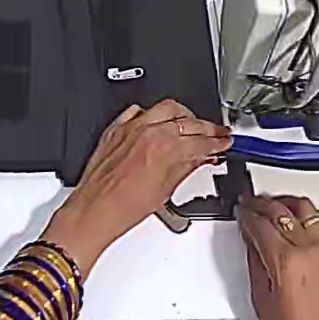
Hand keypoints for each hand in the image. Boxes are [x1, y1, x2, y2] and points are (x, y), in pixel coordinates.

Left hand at [42, 100, 231, 272]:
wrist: (94, 211)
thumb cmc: (123, 208)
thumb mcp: (166, 190)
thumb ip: (187, 167)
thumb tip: (201, 157)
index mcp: (166, 149)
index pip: (202, 140)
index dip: (218, 141)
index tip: (224, 142)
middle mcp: (150, 132)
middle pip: (190, 121)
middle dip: (208, 128)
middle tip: (216, 133)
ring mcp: (132, 127)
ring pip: (167, 108)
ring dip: (184, 114)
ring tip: (191, 123)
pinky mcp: (117, 128)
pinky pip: (138, 110)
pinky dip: (151, 113)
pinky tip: (157, 121)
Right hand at [238, 194, 318, 319]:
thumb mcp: (261, 300)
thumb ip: (255, 262)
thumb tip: (251, 240)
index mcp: (287, 262)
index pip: (261, 224)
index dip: (247, 215)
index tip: (241, 212)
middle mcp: (309, 251)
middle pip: (281, 210)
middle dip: (261, 204)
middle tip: (249, 204)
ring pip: (303, 208)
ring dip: (282, 202)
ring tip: (269, 205)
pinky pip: (316, 221)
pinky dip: (300, 214)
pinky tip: (289, 217)